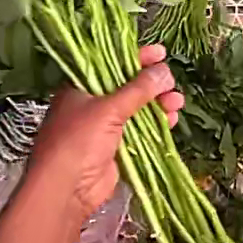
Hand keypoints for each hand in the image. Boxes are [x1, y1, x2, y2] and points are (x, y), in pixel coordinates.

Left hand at [20, 45, 184, 221]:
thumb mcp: (108, 109)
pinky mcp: (117, 146)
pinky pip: (141, 129)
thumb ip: (138, 89)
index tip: (161, 53)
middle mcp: (93, 103)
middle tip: (171, 82)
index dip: (137, 57)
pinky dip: (157, 123)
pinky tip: (171, 119)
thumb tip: (164, 71)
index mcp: (82, 87)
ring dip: (159, 104)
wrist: (65, 190)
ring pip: (138, 108)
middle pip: (129, 86)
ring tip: (176, 103)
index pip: (113, 63)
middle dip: (153, 83)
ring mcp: (105, 126)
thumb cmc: (77, 142)